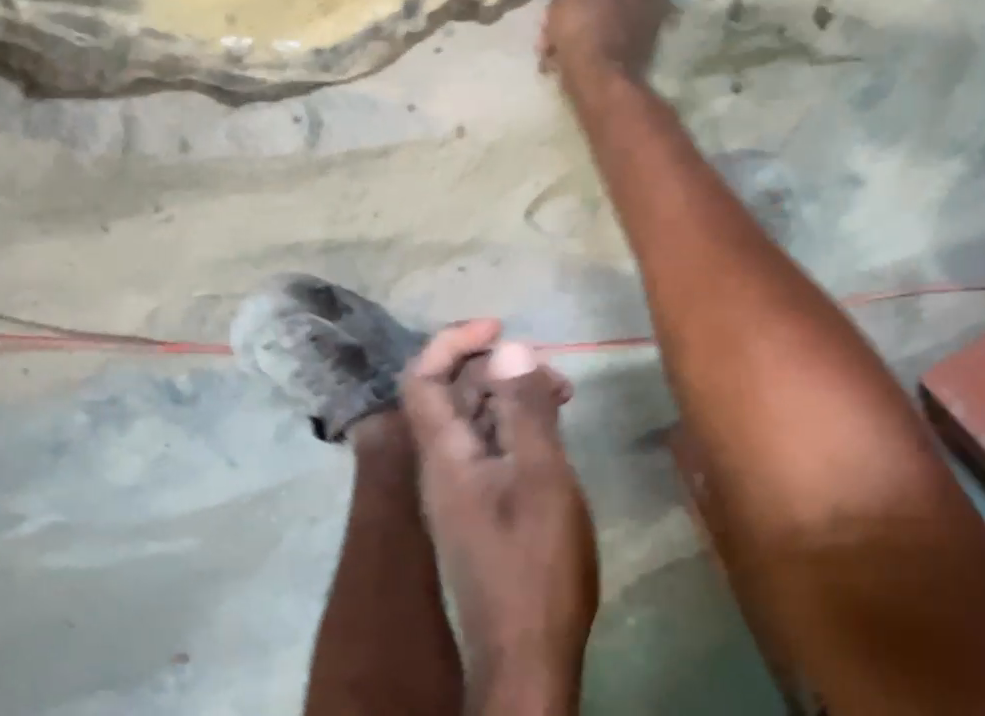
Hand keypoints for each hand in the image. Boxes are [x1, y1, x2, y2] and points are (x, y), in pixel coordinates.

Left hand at [401, 321, 597, 714]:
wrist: (526, 657)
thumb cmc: (535, 564)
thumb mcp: (540, 477)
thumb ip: (524, 409)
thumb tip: (510, 346)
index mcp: (443, 455)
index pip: (423, 377)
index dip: (454, 341)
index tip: (501, 327)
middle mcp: (441, 469)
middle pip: (452, 396)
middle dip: (497, 369)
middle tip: (551, 372)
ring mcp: (460, 494)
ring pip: (475, 424)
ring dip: (510, 398)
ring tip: (561, 397)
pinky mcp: (481, 514)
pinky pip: (490, 451)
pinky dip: (516, 430)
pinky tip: (551, 436)